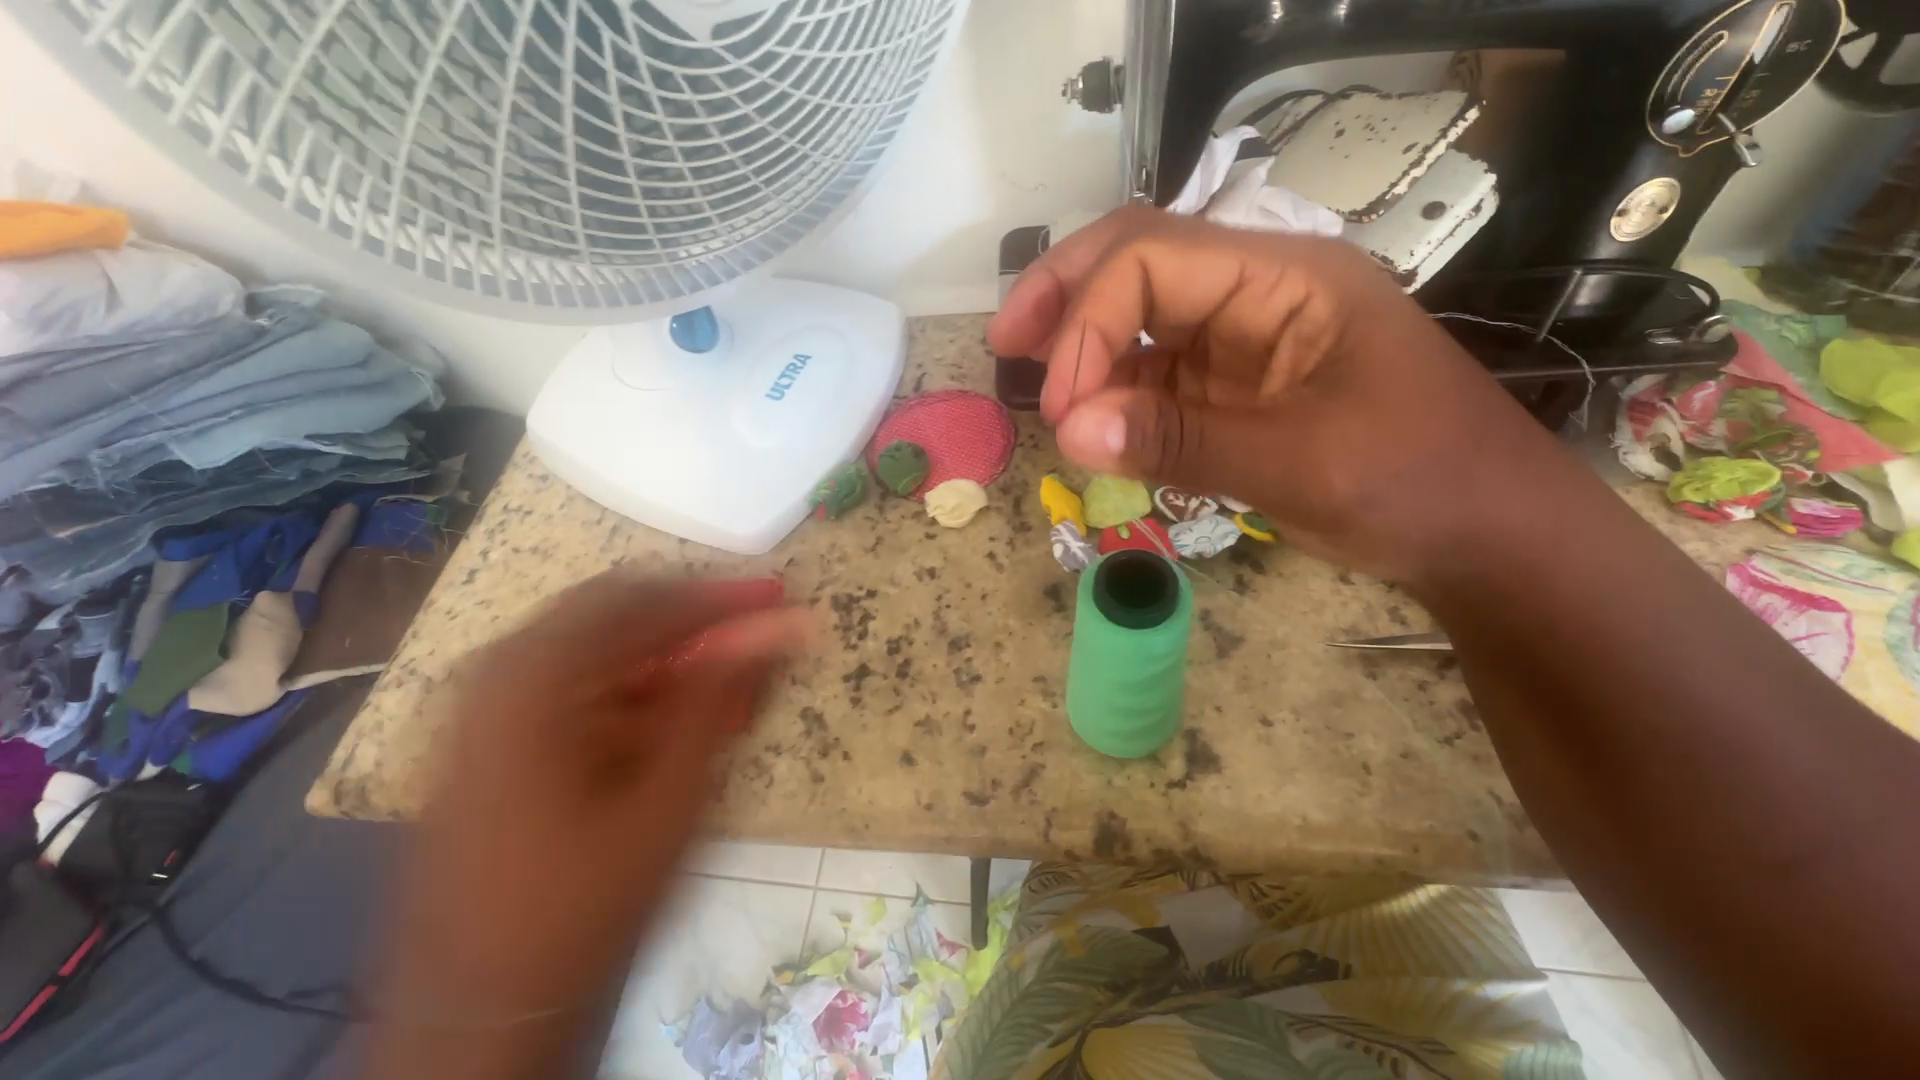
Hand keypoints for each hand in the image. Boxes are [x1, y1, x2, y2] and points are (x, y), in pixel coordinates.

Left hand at [373, 572, 810, 1028]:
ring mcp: (482, 698)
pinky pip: (566, 678)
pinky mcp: (483, 729)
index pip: (648, 604)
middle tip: (753, 640)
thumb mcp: (665, 798)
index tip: (782, 596)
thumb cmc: (582, 900)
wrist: (475, 998)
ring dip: (662, 654)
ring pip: (593, 643)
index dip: (724, 599)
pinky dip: (624, 684)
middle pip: (618, 610)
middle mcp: (499, 668)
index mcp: (536, 676)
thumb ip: (716, 699)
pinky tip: (662, 716)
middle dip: (693, 621)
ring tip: (720, 686)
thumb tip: (772, 628)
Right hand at [989, 207, 1573, 582]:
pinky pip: (1161, 373)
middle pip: (1140, 260)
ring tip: (1041, 395)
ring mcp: (1248, 338)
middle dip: (1067, 296)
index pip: (1153, 260)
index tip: (1061, 406)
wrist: (1486, 534)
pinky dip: (1119, 395)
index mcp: (1286, 277)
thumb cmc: (1416, 483)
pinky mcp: (1239, 385)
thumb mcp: (1298, 463)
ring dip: (1087, 349)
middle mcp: (1260, 291)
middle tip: (1007, 345)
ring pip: (1144, 317)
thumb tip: (1067, 431)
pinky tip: (1091, 425)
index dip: (1090, 321)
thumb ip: (1180, 441)